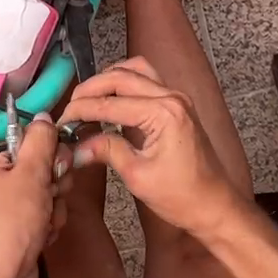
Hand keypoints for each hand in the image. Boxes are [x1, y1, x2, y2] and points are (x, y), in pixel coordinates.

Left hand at [0, 113, 67, 277]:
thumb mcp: (29, 175)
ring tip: (43, 223)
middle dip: (54, 181)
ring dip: (54, 206)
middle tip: (49, 195)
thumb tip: (45, 114)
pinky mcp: (20, 230)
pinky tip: (42, 238)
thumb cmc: (10, 226)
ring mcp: (8, 208)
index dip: (48, 151)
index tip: (55, 165)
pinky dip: (50, 225)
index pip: (30, 139)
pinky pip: (46, 214)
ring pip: (49, 191)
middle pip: (43, 164)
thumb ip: (41, 140)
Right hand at [68, 58, 246, 240]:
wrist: (215, 206)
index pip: (112, 103)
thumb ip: (107, 151)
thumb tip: (76, 147)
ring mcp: (177, 97)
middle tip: (70, 108)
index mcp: (163, 113)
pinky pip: (147, 80)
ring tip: (87, 100)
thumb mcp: (137, 176)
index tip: (62, 120)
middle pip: (121, 76)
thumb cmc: (182, 196)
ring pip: (135, 70)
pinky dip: (125, 83)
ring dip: (108, 80)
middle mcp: (171, 97)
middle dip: (91, 89)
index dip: (82, 110)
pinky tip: (111, 100)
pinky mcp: (177, 104)